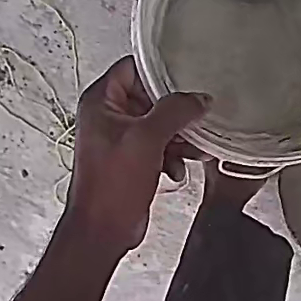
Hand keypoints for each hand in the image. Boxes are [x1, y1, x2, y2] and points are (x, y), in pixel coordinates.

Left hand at [60, 56, 208, 254]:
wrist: (103, 232)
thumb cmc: (110, 187)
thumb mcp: (148, 138)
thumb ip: (176, 111)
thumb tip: (198, 98)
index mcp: (101, 102)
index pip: (132, 68)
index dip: (157, 72)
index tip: (184, 76)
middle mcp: (108, 116)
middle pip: (150, 96)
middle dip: (175, 110)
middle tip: (194, 115)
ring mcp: (120, 138)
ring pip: (159, 122)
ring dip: (178, 134)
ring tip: (194, 146)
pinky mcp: (132, 158)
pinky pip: (159, 144)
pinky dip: (172, 153)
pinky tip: (179, 166)